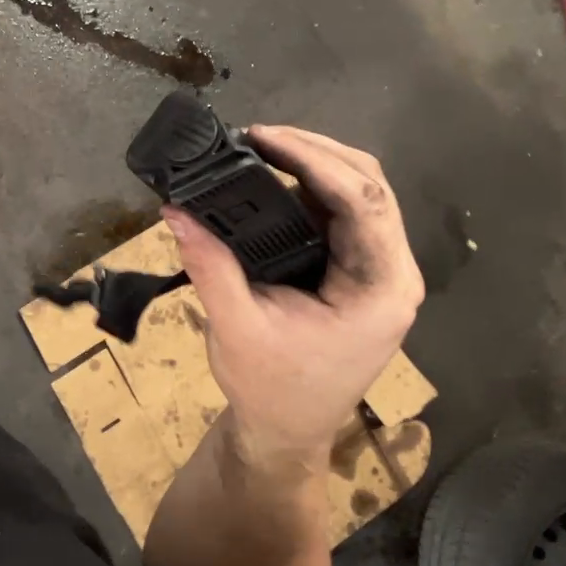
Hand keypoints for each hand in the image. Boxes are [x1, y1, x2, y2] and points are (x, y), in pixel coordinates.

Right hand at [163, 125, 423, 463]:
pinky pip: (339, 212)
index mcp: (380, 287)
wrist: (285, 430)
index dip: (314, 160)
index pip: (363, 201)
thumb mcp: (235, 326)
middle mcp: (390, 271)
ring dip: (312, 162)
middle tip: (255, 135)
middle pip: (369, 186)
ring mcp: (374, 269)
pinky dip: (306, 186)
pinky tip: (268, 178)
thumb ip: (209, 265)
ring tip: (258, 148)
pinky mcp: (352, 270)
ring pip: (358, 193)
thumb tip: (175, 209)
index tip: (261, 138)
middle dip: (314, 150)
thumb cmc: (271, 387)